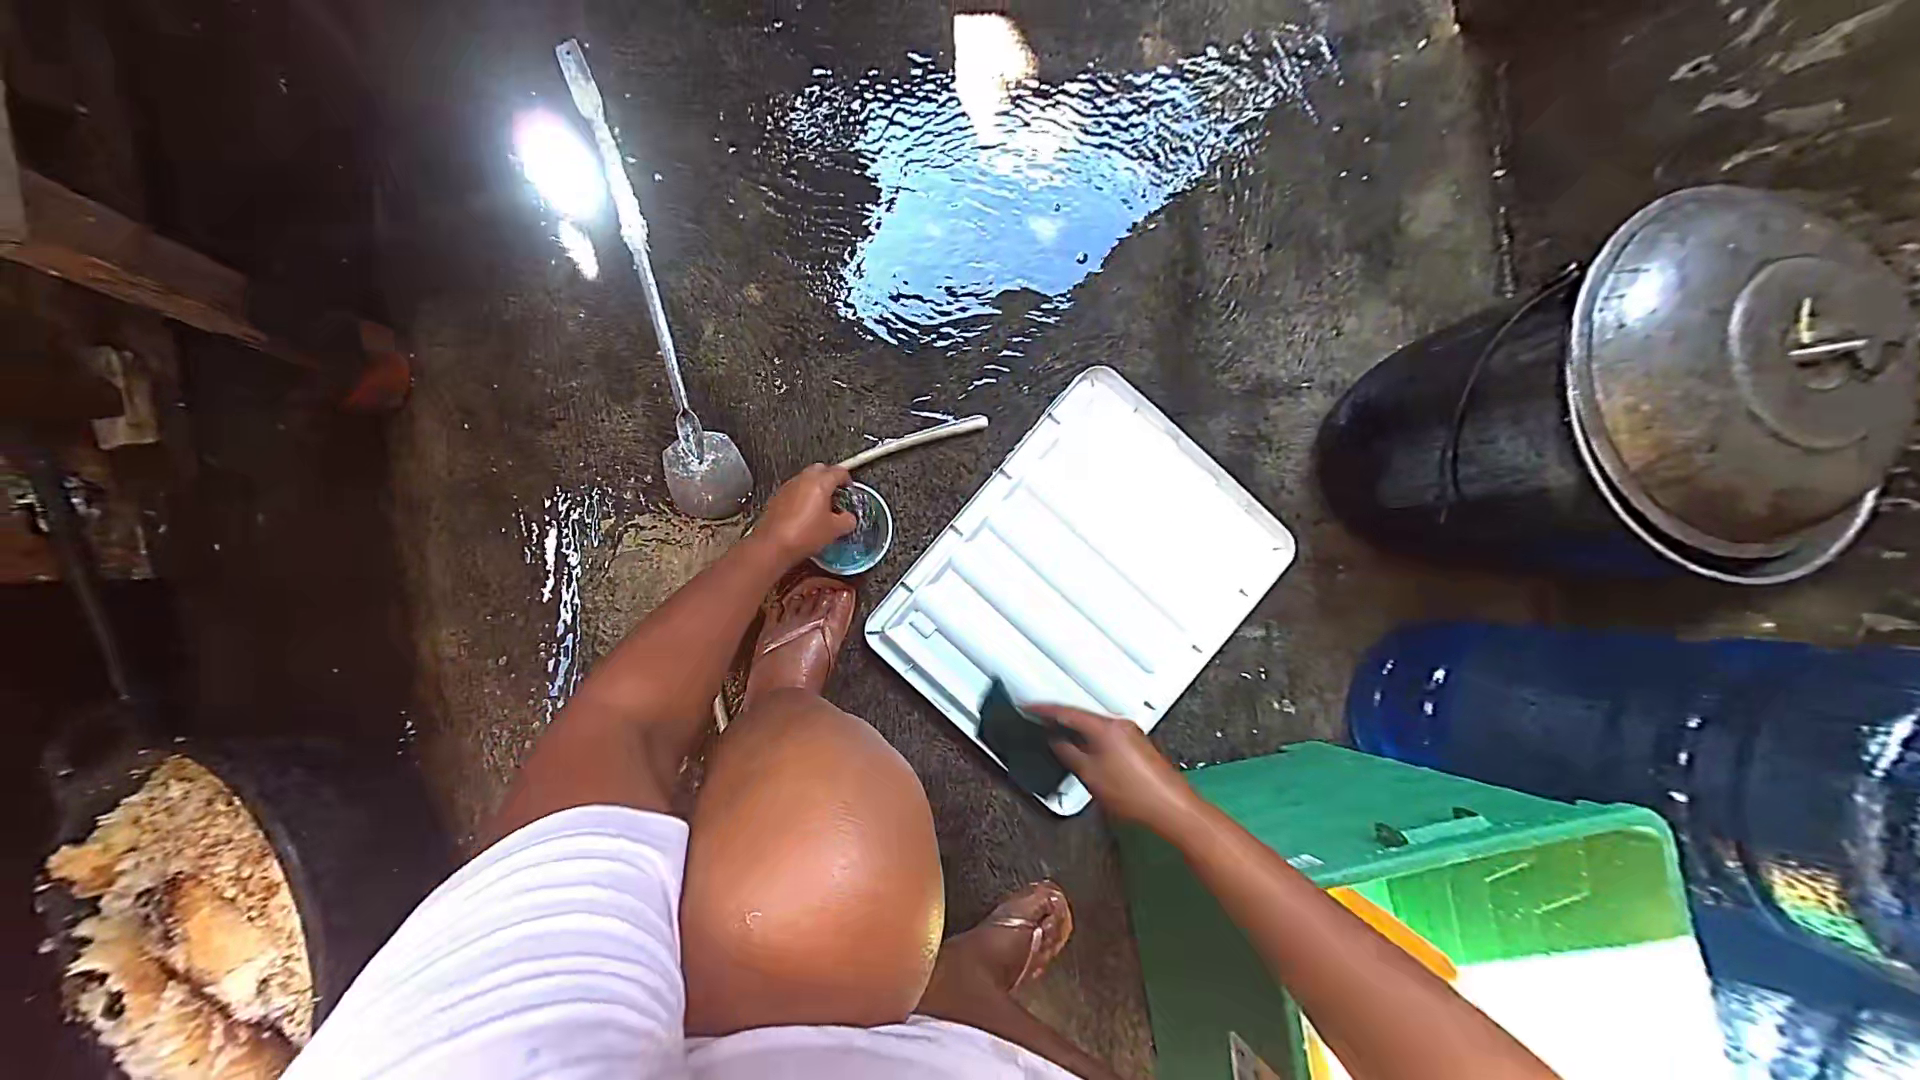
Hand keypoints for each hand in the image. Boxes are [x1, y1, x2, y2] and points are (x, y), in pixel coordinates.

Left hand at [753, 464, 856, 562]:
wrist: (773, 546)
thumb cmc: (802, 535)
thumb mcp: (835, 530)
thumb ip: (847, 520)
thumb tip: (849, 518)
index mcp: (820, 482)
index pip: (839, 471)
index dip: (847, 480)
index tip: (849, 488)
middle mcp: (803, 480)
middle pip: (821, 469)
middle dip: (830, 479)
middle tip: (837, 494)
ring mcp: (788, 487)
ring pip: (805, 478)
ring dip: (815, 487)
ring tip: (822, 506)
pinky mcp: (777, 497)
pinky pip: (794, 490)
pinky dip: (802, 496)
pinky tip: (805, 513)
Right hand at [1029, 705, 1197, 828]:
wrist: (1171, 807)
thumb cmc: (1135, 794)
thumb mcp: (1089, 775)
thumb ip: (1068, 753)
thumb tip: (1056, 742)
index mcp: (1104, 727)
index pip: (1067, 711)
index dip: (1044, 710)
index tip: (1031, 708)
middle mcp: (1119, 725)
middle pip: (1082, 715)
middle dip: (1060, 719)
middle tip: (1042, 721)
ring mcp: (1130, 733)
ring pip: (1094, 726)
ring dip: (1076, 730)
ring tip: (1060, 737)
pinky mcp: (1136, 745)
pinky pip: (1106, 734)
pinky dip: (1090, 738)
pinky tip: (1085, 751)